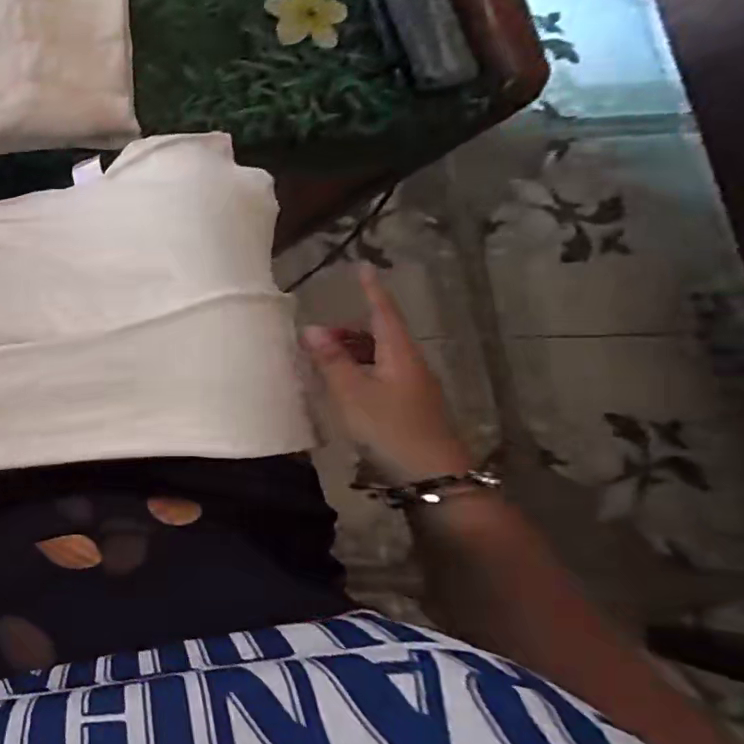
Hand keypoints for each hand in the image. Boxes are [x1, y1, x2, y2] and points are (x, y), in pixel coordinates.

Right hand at [301, 264, 472, 483]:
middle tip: (319, 335)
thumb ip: (331, 361)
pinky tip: (343, 389)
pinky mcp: (410, 408)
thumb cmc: (390, 429)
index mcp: (400, 354)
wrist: (433, 476)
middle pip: (381, 336)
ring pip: (380, 358)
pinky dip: (360, 372)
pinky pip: (381, 377)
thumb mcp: (352, 394)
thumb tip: (310, 328)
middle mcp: (411, 364)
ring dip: (353, 353)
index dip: (372, 290)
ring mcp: (413, 388)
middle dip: (351, 330)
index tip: (362, 267)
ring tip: (324, 362)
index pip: (384, 312)